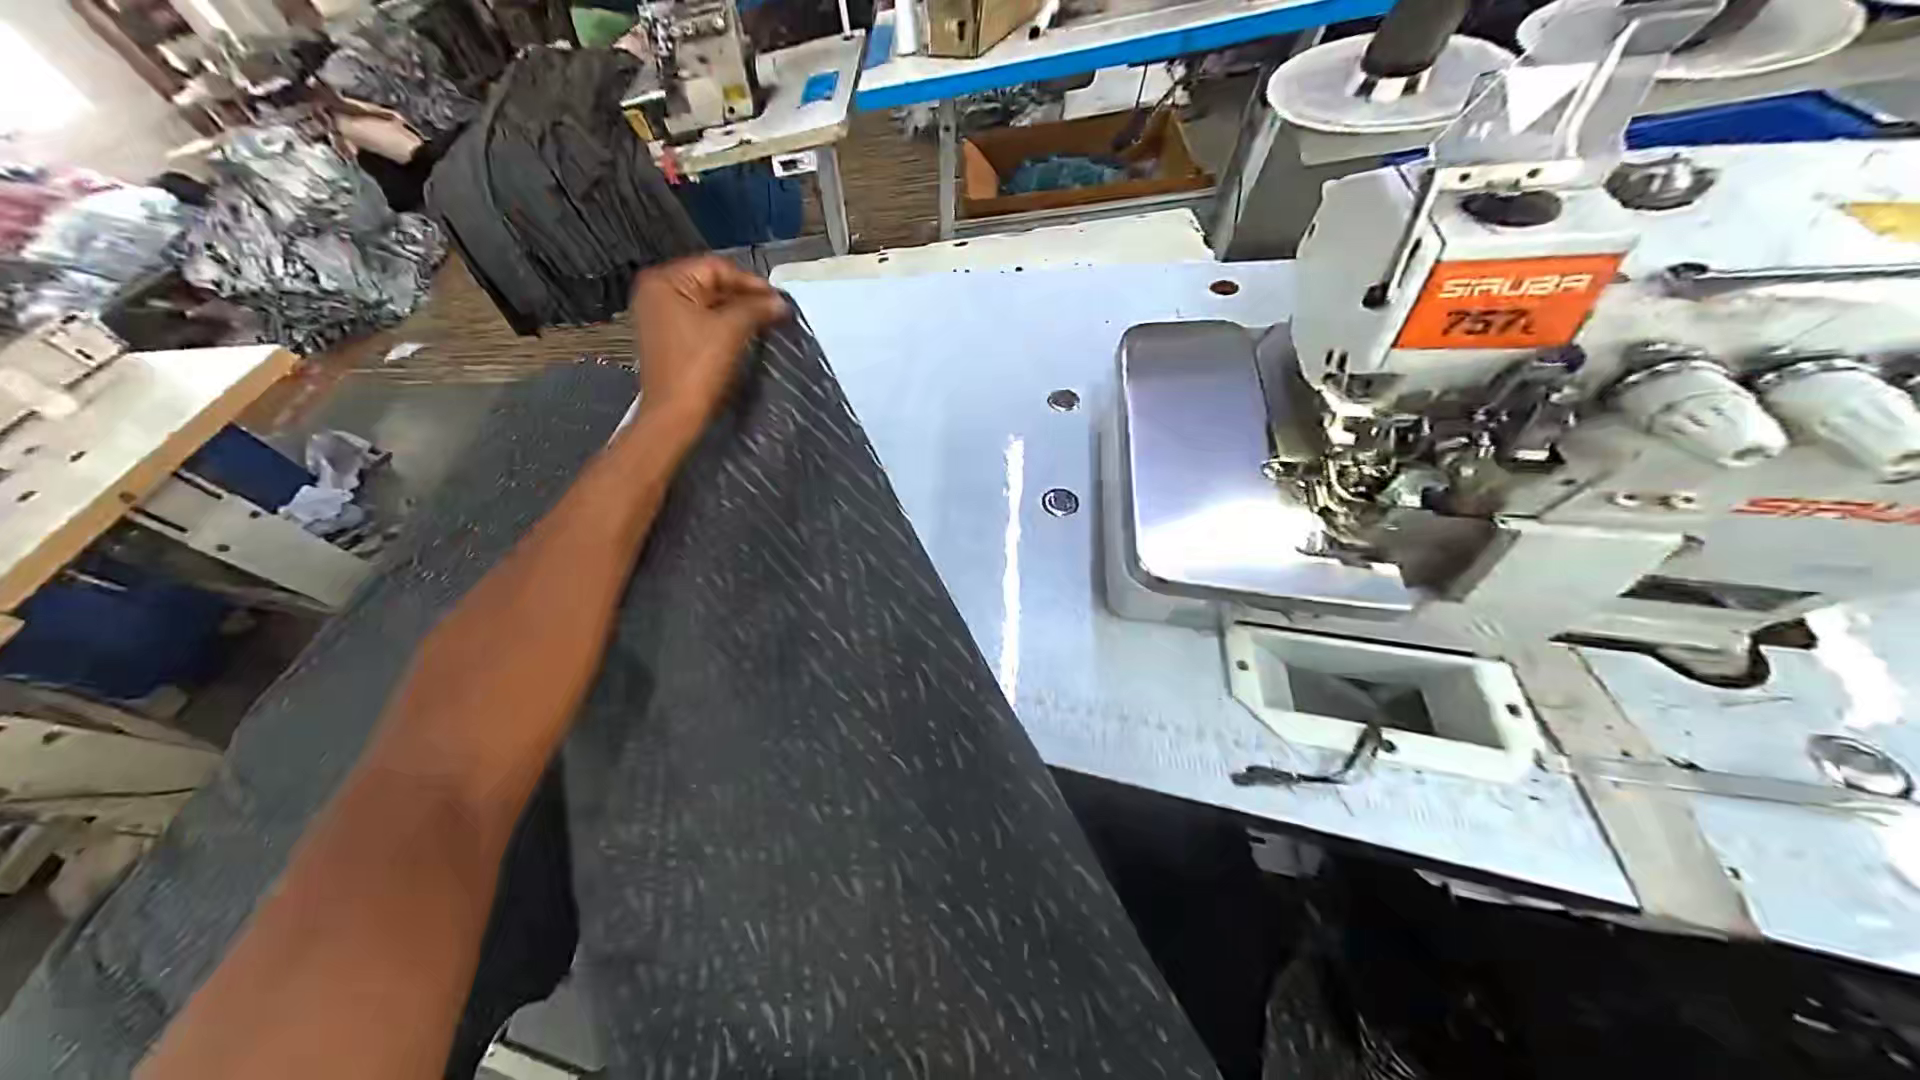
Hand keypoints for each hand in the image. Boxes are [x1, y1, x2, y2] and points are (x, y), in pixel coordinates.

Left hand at [630, 256, 787, 422]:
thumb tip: (780, 303)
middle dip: (745, 297)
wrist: (675, 415)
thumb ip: (757, 308)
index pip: (715, 268)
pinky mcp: (669, 338)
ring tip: (767, 321)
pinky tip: (747, 333)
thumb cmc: (697, 367)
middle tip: (776, 310)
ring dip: (738, 312)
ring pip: (708, 304)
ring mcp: (660, 317)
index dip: (750, 282)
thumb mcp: (731, 330)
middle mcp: (657, 293)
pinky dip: (724, 325)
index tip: (778, 298)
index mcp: (664, 282)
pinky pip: (701, 321)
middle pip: (711, 284)